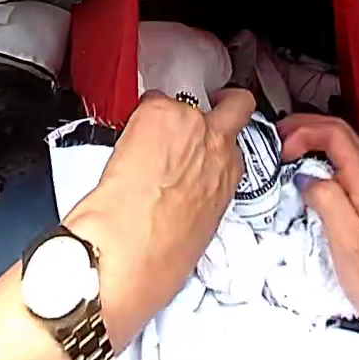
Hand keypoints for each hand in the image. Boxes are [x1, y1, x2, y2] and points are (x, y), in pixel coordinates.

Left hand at [65, 89, 255, 338]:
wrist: (124, 250)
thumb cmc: (157, 256)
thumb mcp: (199, 227)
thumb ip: (201, 194)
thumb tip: (182, 190)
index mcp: (230, 176)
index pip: (234, 141)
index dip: (217, 140)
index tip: (204, 145)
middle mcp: (217, 144)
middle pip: (234, 105)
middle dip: (217, 106)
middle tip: (189, 120)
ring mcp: (190, 123)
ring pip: (181, 105)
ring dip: (164, 120)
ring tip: (139, 149)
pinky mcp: (158, 112)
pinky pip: (148, 102)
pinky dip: (135, 118)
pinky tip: (124, 145)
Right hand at [280, 115, 358, 359]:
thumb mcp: (352, 246)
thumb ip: (328, 202)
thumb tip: (304, 176)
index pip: (337, 134)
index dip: (304, 131)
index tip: (281, 148)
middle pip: (338, 136)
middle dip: (303, 129)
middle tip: (273, 140)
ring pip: (338, 154)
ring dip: (308, 146)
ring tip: (281, 156)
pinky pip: (339, 176)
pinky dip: (315, 169)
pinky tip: (301, 185)